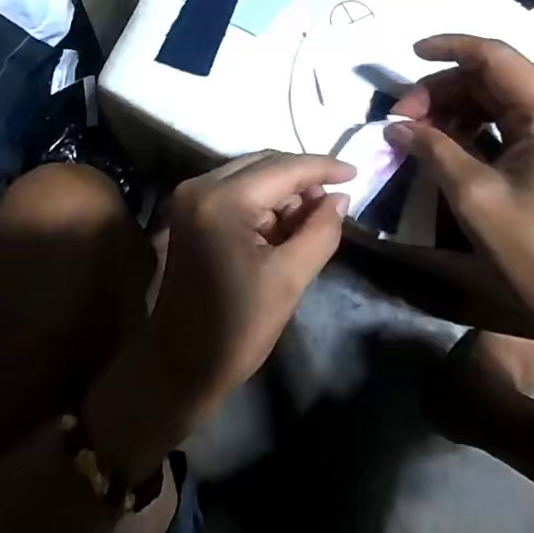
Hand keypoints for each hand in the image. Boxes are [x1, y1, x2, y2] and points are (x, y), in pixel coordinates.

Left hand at [84, 153, 351, 482]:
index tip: (357, 173)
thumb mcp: (290, 278)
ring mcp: (191, 198)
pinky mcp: (190, 212)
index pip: (285, 168)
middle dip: (304, 178)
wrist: (176, 369)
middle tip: (335, 201)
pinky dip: (266, 201)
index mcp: (223, 200)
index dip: (324, 167)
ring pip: (254, 174)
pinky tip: (286, 225)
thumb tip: (340, 198)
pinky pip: (238, 189)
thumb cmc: (236, 327)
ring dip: (286, 190)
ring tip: (313, 219)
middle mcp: (202, 186)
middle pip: (267, 163)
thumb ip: (321, 230)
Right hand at [385, 35, 533, 343]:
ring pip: (498, 105)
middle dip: (444, 91)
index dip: (452, 48)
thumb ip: (434, 150)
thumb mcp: (476, 197)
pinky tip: (443, 148)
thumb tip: (395, 126)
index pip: (498, 58)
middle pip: (495, 81)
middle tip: (401, 120)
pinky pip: (508, 130)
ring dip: (455, 113)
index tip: (411, 53)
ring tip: (415, 136)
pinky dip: (473, 133)